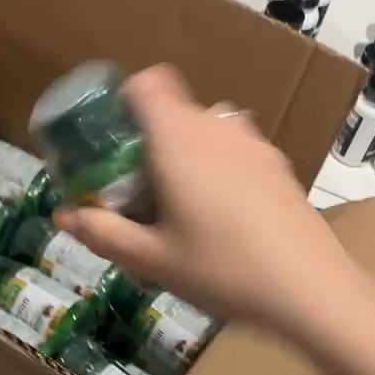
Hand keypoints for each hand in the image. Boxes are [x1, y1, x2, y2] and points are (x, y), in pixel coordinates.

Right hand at [53, 65, 368, 337]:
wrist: (311, 290)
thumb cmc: (222, 270)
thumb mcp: (152, 260)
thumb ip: (103, 233)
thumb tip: (63, 216)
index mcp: (178, 137)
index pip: (146, 84)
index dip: (123, 103)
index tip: (112, 145)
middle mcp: (217, 126)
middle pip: (174, 112)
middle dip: (151, 143)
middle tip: (140, 196)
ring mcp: (255, 145)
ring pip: (208, 132)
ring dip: (188, 157)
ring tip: (184, 211)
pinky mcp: (280, 168)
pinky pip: (237, 153)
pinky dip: (221, 171)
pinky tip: (227, 223)